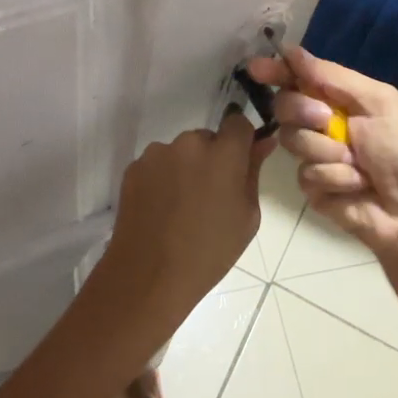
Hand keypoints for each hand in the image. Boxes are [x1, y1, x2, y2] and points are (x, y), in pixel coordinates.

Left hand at [97, 110, 274, 329]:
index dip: (241, 141)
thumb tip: (263, 143)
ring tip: (181, 207)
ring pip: (180, 152)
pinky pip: (157, 166)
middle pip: (207, 139)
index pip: (238, 123)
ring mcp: (157, 154)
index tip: (239, 166)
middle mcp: (189, 143)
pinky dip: (162, 180)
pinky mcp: (133, 168)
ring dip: (185, 169)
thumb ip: (253, 173)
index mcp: (223, 153)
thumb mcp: (247, 217)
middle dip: (212, 159)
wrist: (150, 274)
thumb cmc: (210, 251)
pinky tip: (161, 210)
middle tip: (210, 196)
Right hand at [246, 46, 397, 258]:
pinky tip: (354, 186)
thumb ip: (332, 76)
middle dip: (303, 111)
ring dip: (327, 151)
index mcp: (340, 99)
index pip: (299, 78)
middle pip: (284, 105)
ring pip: (291, 140)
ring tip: (357, 165)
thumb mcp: (378, 102)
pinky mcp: (312, 186)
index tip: (257, 69)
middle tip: (328, 121)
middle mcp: (322, 123)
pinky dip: (334, 178)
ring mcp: (315, 155)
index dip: (276, 71)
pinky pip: (305, 174)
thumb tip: (291, 51)